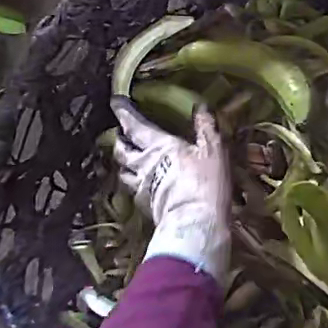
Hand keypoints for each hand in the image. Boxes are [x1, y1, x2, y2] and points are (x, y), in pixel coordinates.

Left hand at [109, 97, 232, 282]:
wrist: (194, 225)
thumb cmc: (203, 184)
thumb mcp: (212, 151)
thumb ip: (205, 128)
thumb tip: (200, 107)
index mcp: (158, 146)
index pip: (135, 126)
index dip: (124, 113)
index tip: (115, 102)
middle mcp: (143, 165)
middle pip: (122, 150)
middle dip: (119, 140)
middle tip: (119, 134)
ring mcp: (142, 188)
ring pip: (124, 172)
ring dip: (123, 164)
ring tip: (127, 161)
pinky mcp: (145, 208)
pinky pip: (134, 192)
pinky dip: (134, 185)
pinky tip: (141, 187)